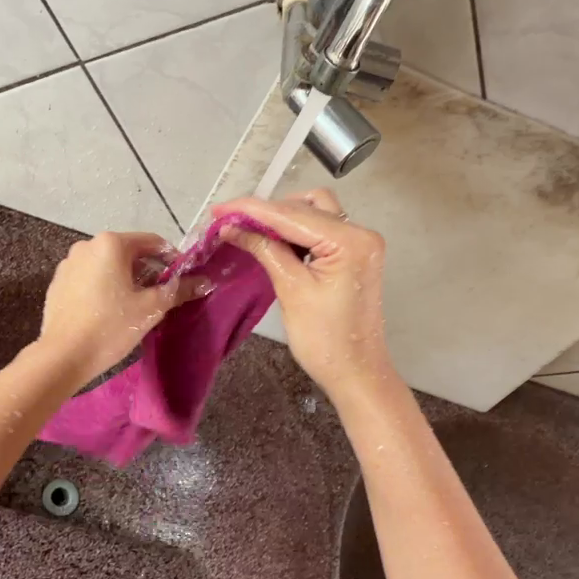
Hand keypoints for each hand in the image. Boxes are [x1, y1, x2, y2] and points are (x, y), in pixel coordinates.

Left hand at [36, 231, 209, 386]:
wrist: (63, 356)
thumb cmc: (111, 328)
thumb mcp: (151, 308)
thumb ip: (179, 290)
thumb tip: (206, 281)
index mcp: (111, 243)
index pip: (152, 242)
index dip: (172, 259)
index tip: (182, 280)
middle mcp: (87, 245)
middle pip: (128, 253)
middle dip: (148, 271)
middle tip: (160, 297)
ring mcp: (68, 263)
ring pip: (107, 266)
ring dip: (125, 280)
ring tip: (135, 306)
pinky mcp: (58, 283)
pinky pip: (89, 278)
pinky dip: (104, 288)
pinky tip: (109, 311)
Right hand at [213, 189, 396, 401]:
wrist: (356, 372)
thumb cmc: (324, 339)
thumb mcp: (291, 289)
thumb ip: (264, 249)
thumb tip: (231, 227)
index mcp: (350, 240)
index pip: (292, 214)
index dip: (251, 209)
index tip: (218, 209)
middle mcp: (360, 232)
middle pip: (306, 206)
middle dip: (266, 212)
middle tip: (230, 223)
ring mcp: (360, 243)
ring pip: (314, 213)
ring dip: (281, 219)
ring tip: (248, 231)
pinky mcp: (354, 255)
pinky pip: (321, 231)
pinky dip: (295, 232)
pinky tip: (271, 241)